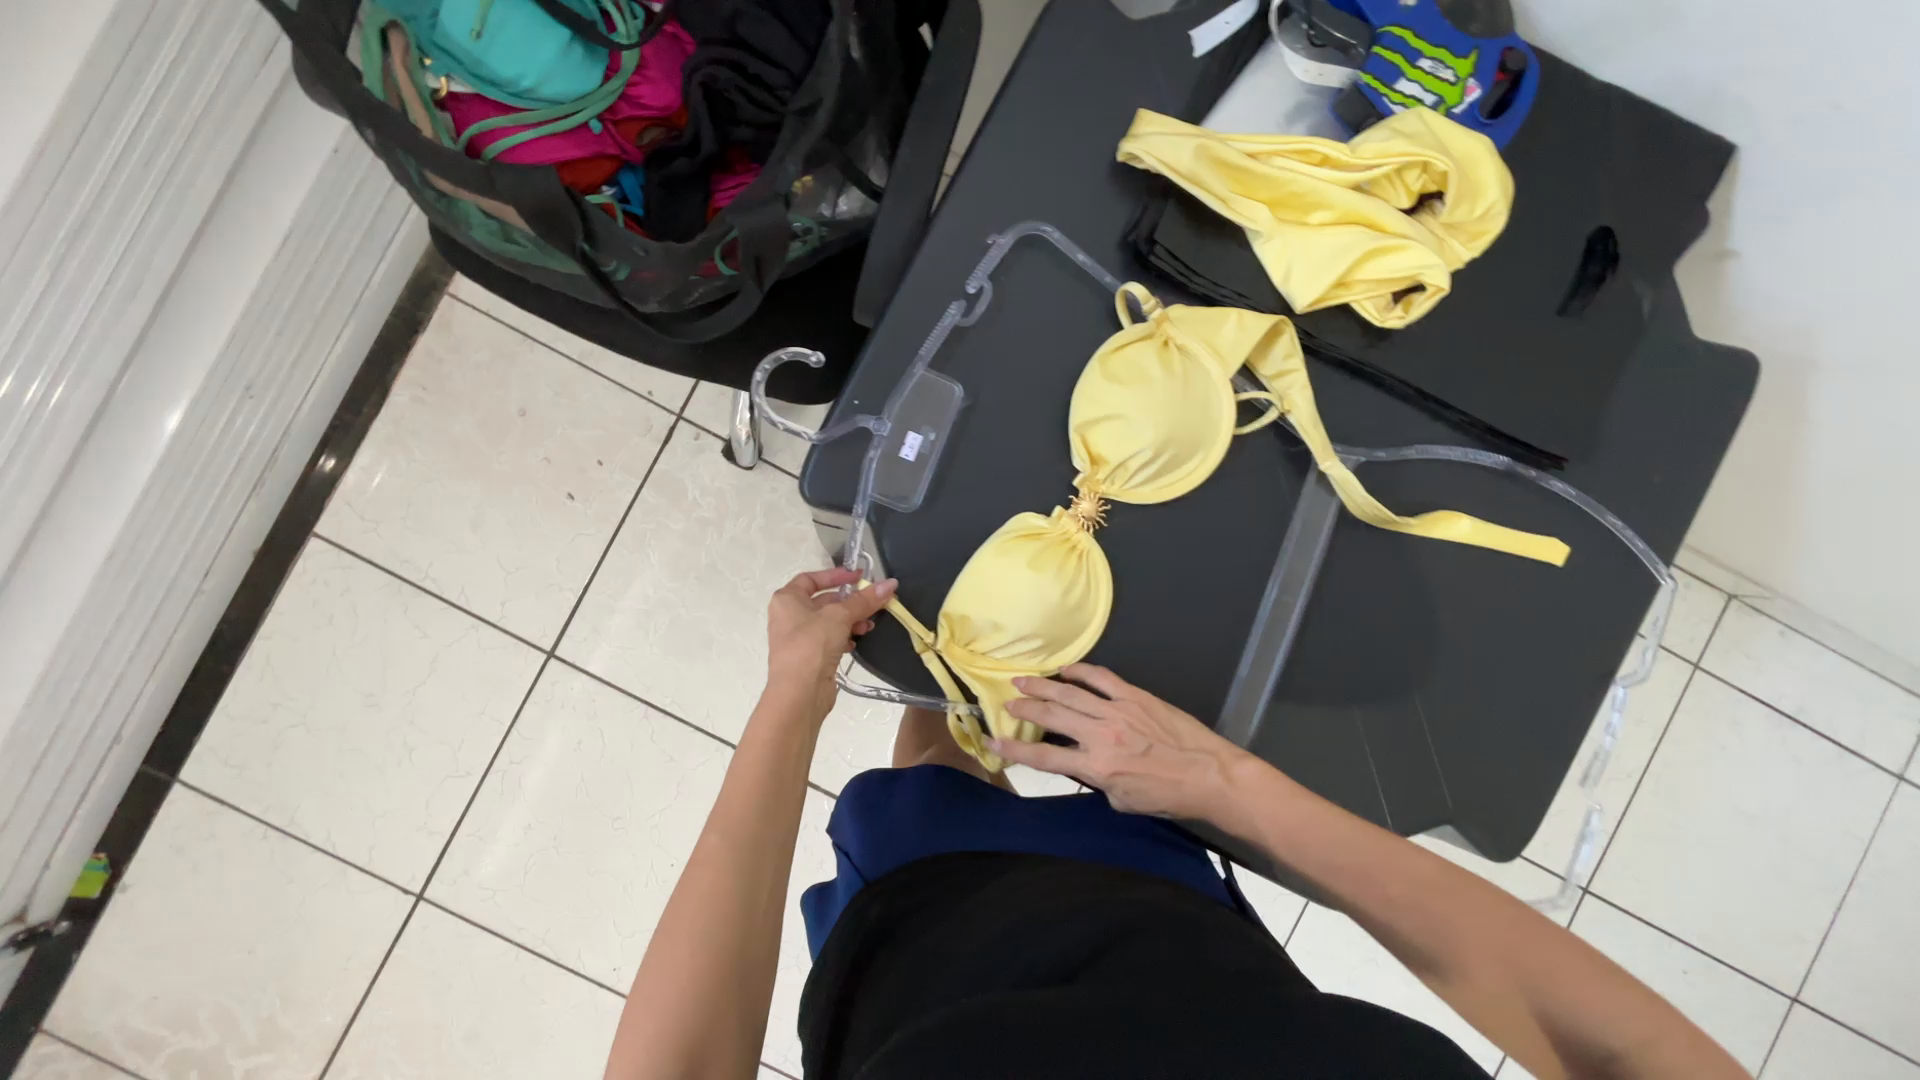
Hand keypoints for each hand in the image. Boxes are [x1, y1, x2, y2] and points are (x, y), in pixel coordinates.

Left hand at [765, 568, 895, 720]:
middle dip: (849, 602)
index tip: (859, 577)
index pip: (811, 578)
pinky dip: (844, 637)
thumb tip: (890, 584)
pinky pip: (830, 640)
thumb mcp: (840, 616)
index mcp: (787, 599)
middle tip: (872, 603)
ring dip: (851, 621)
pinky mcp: (810, 657)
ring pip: (829, 622)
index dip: (836, 575)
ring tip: (868, 626)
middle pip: (824, 601)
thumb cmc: (811, 644)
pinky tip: (857, 642)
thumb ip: (865, 600)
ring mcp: (798, 638)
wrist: (799, 692)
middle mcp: (789, 616)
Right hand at [997, 664, 1256, 821]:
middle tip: (1006, 703)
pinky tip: (1065, 670)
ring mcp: (1118, 711)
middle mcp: (1101, 735)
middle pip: (1051, 717)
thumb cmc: (1168, 796)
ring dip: (1043, 687)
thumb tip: (1082, 764)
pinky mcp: (1135, 696)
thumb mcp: (1122, 800)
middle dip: (1024, 710)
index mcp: (1096, 767)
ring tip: (1022, 680)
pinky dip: (1080, 672)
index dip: (1013, 751)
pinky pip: (1102, 678)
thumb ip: (1096, 780)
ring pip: (1070, 694)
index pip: (1044, 759)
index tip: (992, 741)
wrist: (1210, 775)